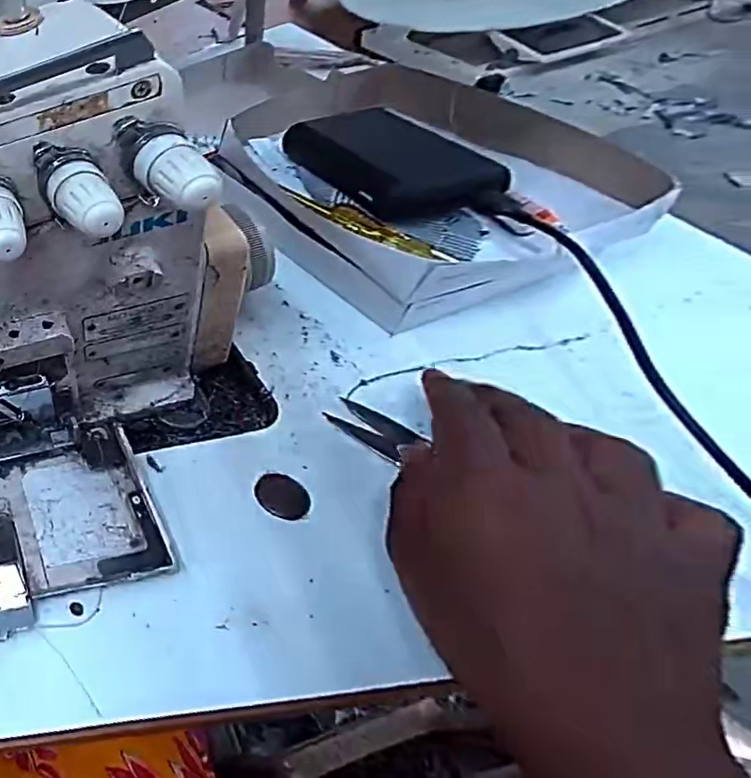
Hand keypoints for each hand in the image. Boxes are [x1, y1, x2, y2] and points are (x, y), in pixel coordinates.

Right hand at [386, 370, 742, 777]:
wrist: (594, 718)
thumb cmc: (494, 642)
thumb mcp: (416, 561)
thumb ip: (413, 500)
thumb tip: (421, 463)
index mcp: (486, 486)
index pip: (463, 414)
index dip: (446, 392)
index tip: (438, 385)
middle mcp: (561, 490)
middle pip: (532, 419)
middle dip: (499, 402)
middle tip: (480, 402)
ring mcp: (634, 523)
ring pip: (610, 450)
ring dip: (573, 437)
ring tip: (553, 443)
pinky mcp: (691, 561)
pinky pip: (688, 508)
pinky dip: (657, 497)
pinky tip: (632, 505)